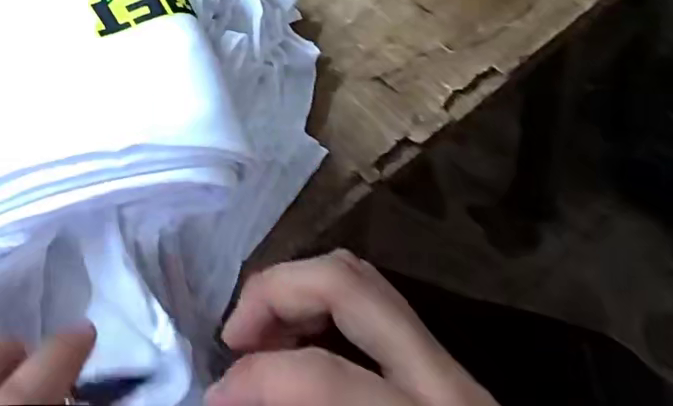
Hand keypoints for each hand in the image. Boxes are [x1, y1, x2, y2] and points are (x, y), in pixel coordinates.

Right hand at [206, 251, 496, 405]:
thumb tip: (230, 400)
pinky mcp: (452, 376)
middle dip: (272, 294)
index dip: (252, 383)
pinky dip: (323, 310)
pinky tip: (302, 345)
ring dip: (295, 295)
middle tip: (235, 336)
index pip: (321, 378)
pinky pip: (374, 309)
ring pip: (360, 279)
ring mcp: (457, 375)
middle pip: (345, 284)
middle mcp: (451, 388)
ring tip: (262, 336)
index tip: (215, 400)